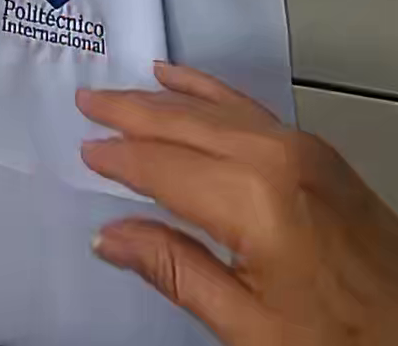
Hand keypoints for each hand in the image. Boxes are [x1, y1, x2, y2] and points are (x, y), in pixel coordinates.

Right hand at [77, 63, 397, 345]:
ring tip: (113, 93)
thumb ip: (176, 270)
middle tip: (83, 101)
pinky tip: (176, 76)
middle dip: (126, 113)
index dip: (117, 159)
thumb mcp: (257, 332)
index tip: (83, 153)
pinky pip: (242, 104)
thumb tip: (105, 234)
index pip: (159, 166)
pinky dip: (202, 87)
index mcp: (251, 200)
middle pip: (178, 122)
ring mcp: (296, 145)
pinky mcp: (315, 149)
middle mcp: (269, 155)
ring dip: (155, 98)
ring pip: (205, 106)